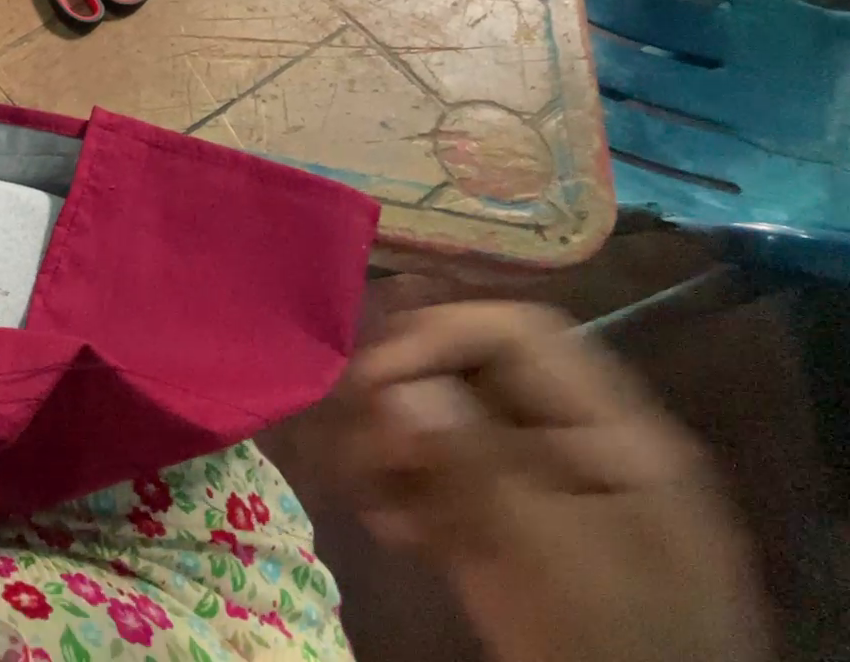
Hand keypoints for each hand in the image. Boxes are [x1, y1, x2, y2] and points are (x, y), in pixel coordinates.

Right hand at [334, 302, 769, 661]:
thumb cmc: (611, 636)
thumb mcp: (549, 547)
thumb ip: (475, 458)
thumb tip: (394, 383)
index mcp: (607, 430)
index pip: (516, 335)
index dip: (438, 337)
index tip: (369, 381)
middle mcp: (564, 436)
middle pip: (465, 372)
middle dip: (399, 397)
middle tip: (356, 437)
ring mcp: (527, 476)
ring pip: (436, 420)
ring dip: (387, 446)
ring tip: (363, 490)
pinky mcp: (496, 514)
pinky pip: (432, 472)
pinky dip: (398, 490)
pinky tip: (387, 527)